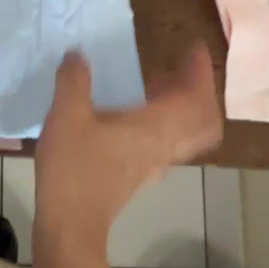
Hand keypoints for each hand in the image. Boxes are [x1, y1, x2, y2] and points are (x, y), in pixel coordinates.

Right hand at [34, 43, 222, 246]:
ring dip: (183, 105)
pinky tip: (132, 111)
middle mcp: (163, 145)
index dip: (200, 73)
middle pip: (202, 119)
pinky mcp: (139, 172)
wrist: (71, 221)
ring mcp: (154, 162)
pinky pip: (168, 140)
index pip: (194, 99)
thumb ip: (74, 80)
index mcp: (153, 128)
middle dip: (199, 90)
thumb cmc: (73, 166)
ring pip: (186, 132)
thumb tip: (78, 54)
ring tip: (158, 83)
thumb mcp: (66, 114)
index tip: (193, 47)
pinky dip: (164, 119)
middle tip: (181, 66)